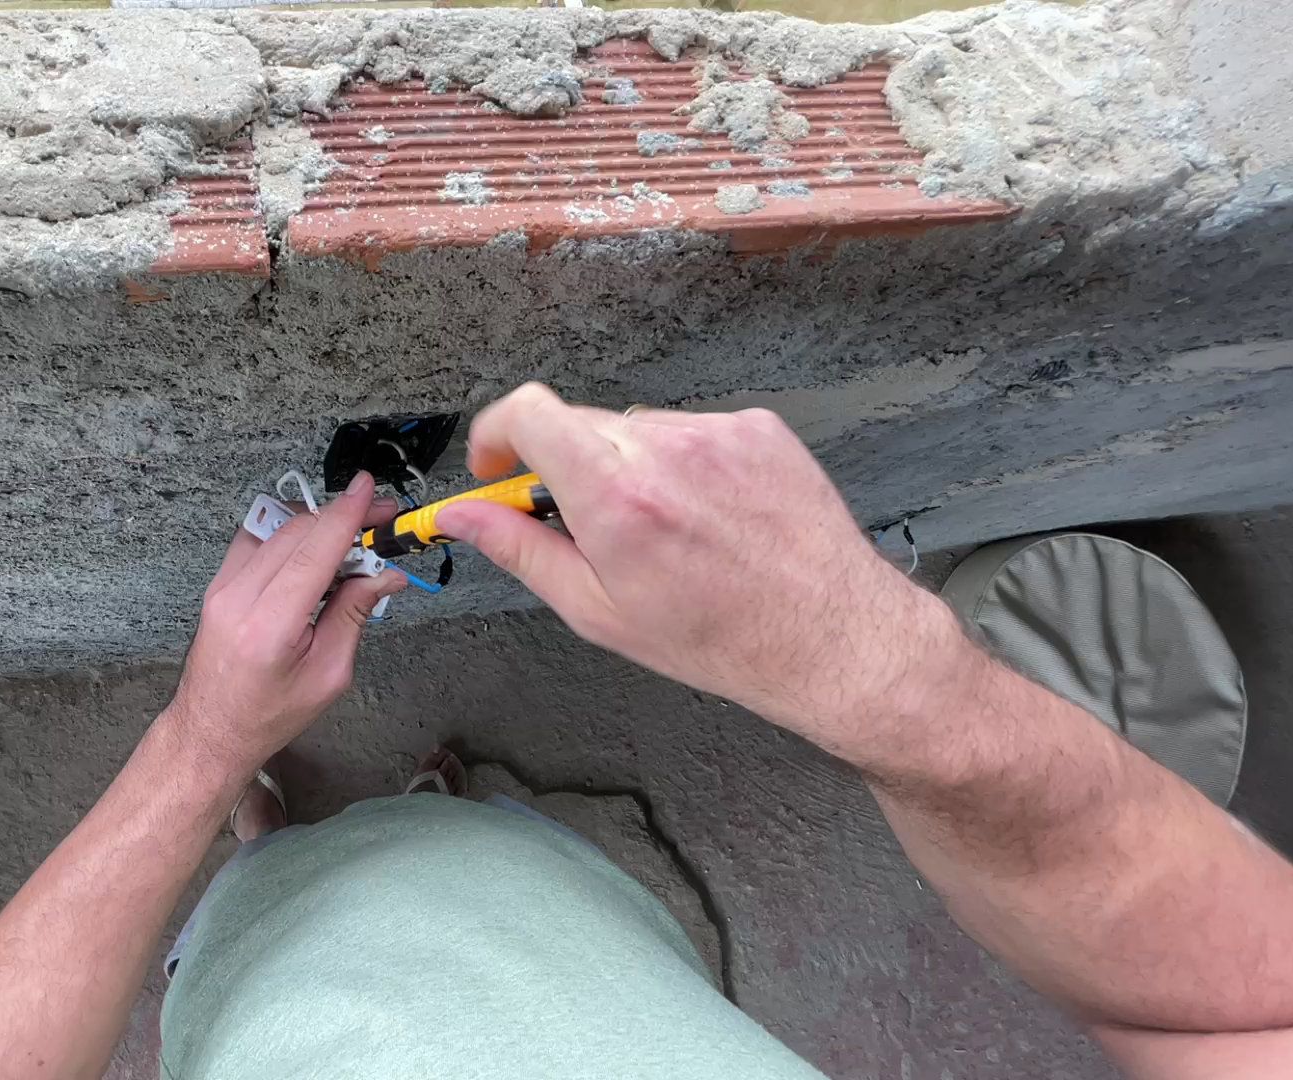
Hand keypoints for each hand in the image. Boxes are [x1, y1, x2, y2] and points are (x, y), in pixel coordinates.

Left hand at [164, 471, 405, 773]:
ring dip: (316, 523)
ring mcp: (221, 587)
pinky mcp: (217, 584)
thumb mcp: (328, 674)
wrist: (211, 730)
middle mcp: (238, 597)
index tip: (369, 489)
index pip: (313, 552)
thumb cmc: (270, 714)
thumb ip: (353, 615)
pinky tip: (311, 547)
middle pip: (296, 532)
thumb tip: (384, 575)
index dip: (346, 515)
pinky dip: (288, 534)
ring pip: (274, 529)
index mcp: (269, 626)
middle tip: (378, 518)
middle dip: (340, 516)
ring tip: (350, 534)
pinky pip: (255, 539)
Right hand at [435, 383, 952, 747]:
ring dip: (619, 466)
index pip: (527, 414)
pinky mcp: (754, 427)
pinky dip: (671, 463)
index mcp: (616, 496)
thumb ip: (517, 548)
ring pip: (628, 429)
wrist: (831, 639)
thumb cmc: (712, 637)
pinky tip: (698, 514)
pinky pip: (682, 431)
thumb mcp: (595, 608)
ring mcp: (716, 432)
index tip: (495, 466)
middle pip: (573, 424)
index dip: (494, 433)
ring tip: (657, 528)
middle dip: (559, 466)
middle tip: (581, 522)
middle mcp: (665, 448)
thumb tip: (460, 516)